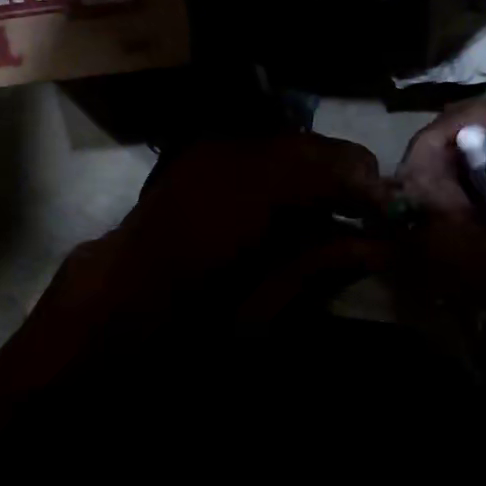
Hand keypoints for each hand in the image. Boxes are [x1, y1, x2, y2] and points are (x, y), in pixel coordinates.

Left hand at [32, 133, 384, 351]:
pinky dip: (278, 173)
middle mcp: (215, 161)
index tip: (390, 211)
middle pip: (299, 146)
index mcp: (235, 200)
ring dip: (309, 172)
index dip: (361, 182)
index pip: (319, 164)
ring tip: (332, 209)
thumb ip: (314, 267)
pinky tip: (288, 205)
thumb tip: (371, 245)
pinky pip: (248, 153)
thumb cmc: (173, 342)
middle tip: (367, 212)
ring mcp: (197, 157)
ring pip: (274, 143)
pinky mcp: (186, 164)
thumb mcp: (255, 318)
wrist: (94, 333)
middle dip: (339, 173)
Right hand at [397, 101, 485, 371]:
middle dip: (441, 167)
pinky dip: (479, 189)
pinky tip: (472, 220)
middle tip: (417, 208)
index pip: (477, 119)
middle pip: (481, 131)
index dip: (430, 148)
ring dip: (458, 179)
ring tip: (440, 217)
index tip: (408, 191)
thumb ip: (445, 235)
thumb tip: (397, 204)